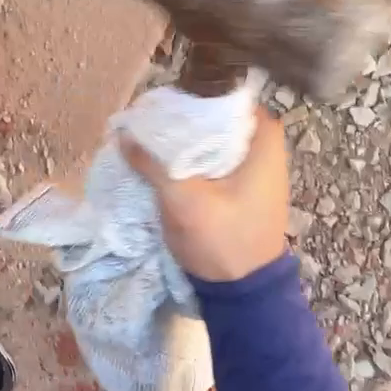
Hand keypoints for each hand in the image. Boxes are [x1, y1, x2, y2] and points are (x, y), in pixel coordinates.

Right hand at [121, 106, 290, 283]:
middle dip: (183, 122)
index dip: (191, 99)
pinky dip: (193, 163)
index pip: (225, 98)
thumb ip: (152, 163)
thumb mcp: (182, 199)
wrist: (244, 292)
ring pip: (214, 143)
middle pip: (217, 119)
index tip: (160, 106)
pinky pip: (215, 163)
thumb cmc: (221, 239)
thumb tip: (123, 134)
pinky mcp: (245, 190)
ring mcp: (258, 171)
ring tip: (151, 143)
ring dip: (185, 145)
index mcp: (264, 140)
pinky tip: (166, 167)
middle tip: (148, 124)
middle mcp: (267, 148)